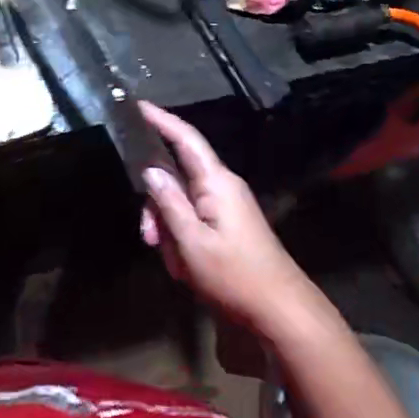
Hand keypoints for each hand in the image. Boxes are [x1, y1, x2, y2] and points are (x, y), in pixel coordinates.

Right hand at [138, 103, 320, 333]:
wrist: (280, 311)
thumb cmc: (234, 275)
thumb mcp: (191, 242)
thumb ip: (168, 203)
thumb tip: (150, 169)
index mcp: (216, 182)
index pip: (186, 139)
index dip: (162, 120)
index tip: (138, 106)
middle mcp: (222, 186)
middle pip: (177, 177)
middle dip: (157, 205)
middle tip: (149, 238)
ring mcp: (226, 206)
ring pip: (182, 202)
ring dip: (169, 229)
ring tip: (174, 263)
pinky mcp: (228, 225)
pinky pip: (194, 219)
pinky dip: (182, 239)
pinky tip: (184, 267)